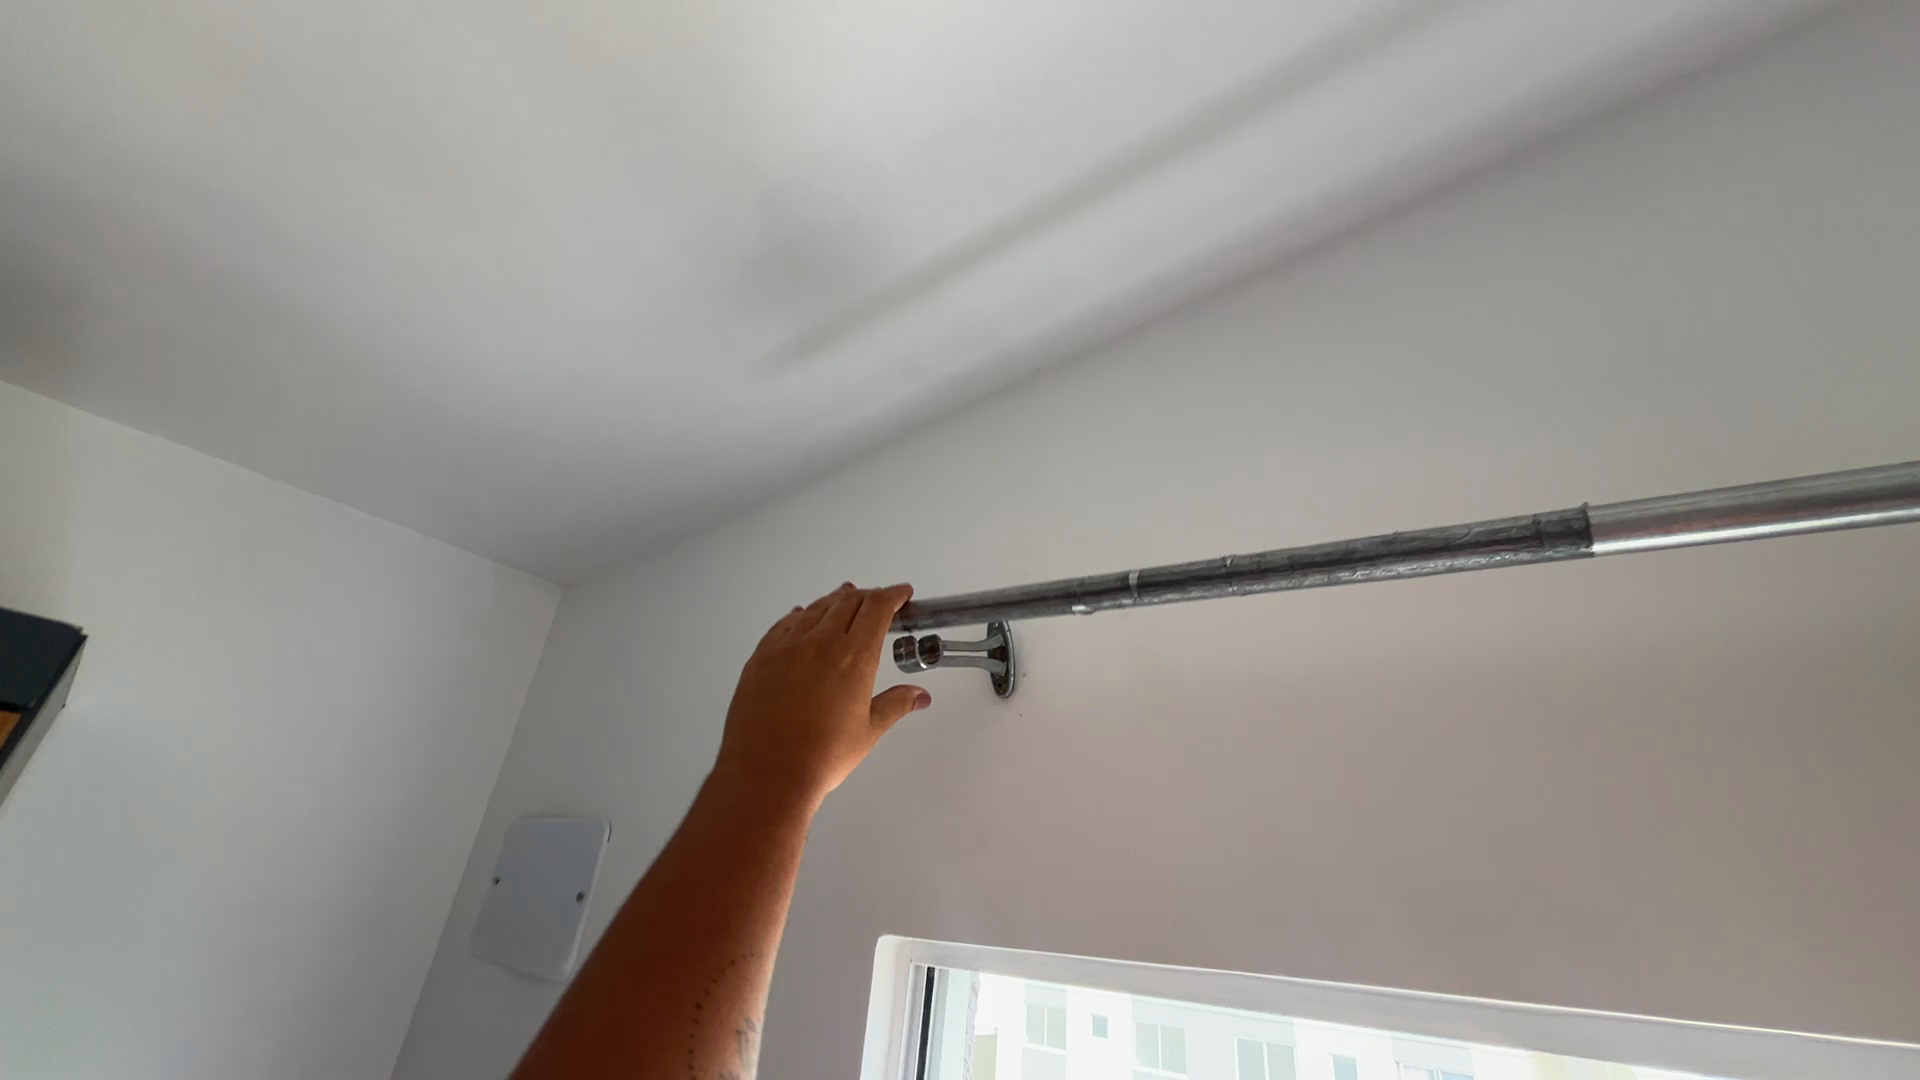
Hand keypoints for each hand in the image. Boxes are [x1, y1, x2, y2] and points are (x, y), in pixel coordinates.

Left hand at [714, 583, 929, 806]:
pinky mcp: (762, 656)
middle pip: (848, 602)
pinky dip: (801, 614)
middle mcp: (822, 641)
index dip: (893, 595)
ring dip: (835, 600)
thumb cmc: (825, 755)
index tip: (902, 593)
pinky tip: (802, 615)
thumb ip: (896, 704)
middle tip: (878, 600)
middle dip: (867, 596)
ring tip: (844, 597)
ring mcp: (788, 646)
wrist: (767, 772)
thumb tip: (921, 695)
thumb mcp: (869, 731)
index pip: (877, 608)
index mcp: (855, 656)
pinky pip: (785, 624)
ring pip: (816, 608)